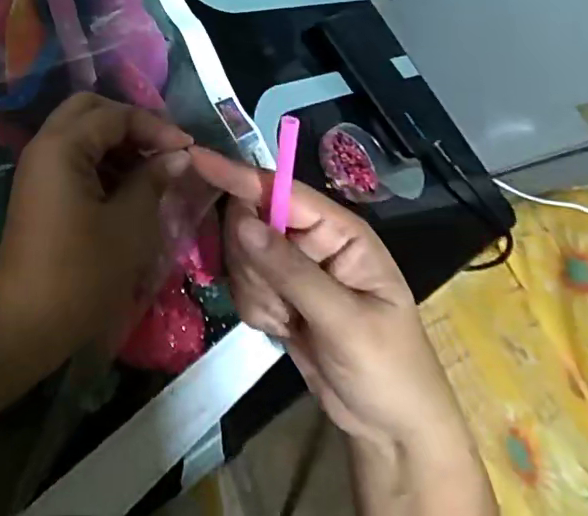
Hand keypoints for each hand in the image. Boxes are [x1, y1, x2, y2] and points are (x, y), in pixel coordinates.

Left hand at [0, 93, 195, 357]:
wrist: (25, 319)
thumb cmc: (82, 271)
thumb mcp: (129, 225)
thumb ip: (152, 180)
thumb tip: (177, 155)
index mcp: (61, 146)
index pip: (113, 115)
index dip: (154, 127)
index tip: (187, 149)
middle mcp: (44, 145)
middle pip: (89, 111)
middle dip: (129, 123)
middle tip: (164, 149)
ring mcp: (37, 167)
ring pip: (79, 132)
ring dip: (115, 142)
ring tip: (152, 169)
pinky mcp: (39, 188)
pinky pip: (72, 156)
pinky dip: (100, 160)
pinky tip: (128, 186)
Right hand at [189, 149, 469, 449]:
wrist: (391, 430)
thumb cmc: (389, 370)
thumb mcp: (346, 322)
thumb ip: (291, 270)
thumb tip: (241, 221)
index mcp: (339, 232)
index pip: (280, 190)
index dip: (238, 175)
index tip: (196, 158)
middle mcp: (312, 238)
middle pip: (250, 220)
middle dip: (253, 262)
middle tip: (280, 303)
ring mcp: (291, 264)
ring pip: (240, 254)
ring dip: (256, 291)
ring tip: (291, 322)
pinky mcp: (275, 290)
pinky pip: (240, 282)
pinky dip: (255, 307)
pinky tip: (284, 330)